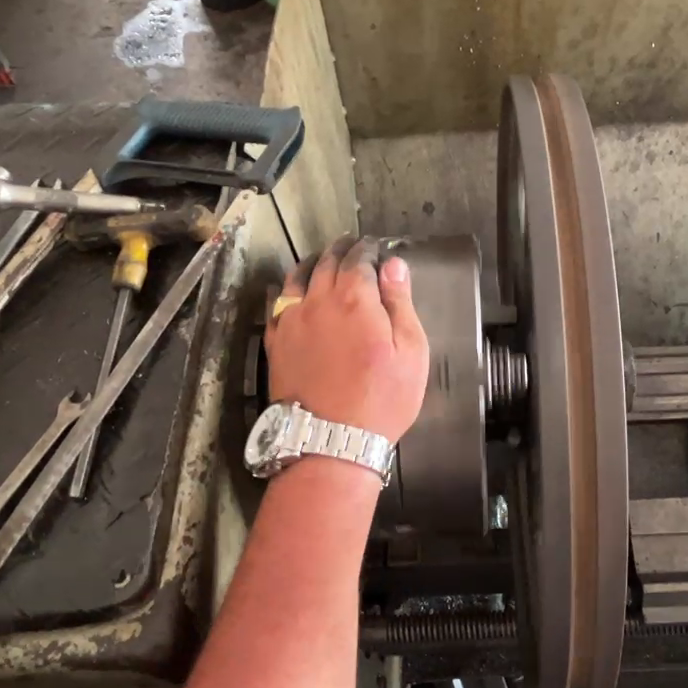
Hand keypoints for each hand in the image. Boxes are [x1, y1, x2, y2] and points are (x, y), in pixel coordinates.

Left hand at [266, 237, 429, 443]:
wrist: (330, 441)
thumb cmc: (380, 400)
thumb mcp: (410, 352)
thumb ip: (401, 304)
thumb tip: (394, 266)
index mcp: (356, 299)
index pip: (359, 259)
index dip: (368, 249)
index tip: (375, 248)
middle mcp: (319, 301)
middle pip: (327, 263)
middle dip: (341, 250)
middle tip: (350, 246)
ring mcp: (292, 322)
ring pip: (297, 277)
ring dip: (312, 264)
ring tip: (322, 261)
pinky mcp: (277, 343)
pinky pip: (278, 305)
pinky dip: (288, 291)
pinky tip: (293, 294)